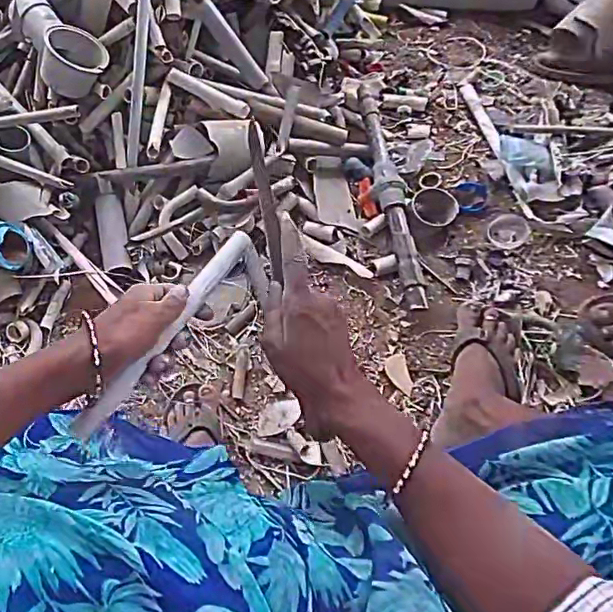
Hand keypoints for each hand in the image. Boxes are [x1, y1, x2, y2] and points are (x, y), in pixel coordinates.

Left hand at [90, 283, 189, 375]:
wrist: (88, 365)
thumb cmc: (121, 336)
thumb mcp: (154, 317)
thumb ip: (173, 305)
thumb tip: (185, 290)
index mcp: (145, 297)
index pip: (175, 294)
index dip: (192, 305)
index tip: (206, 317)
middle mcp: (140, 314)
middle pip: (172, 325)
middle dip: (177, 340)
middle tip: (176, 346)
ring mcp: (134, 336)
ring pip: (162, 347)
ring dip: (165, 359)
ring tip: (157, 366)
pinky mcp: (129, 356)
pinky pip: (149, 362)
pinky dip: (151, 370)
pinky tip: (148, 376)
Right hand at [258, 242, 373, 439]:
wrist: (338, 392)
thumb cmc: (303, 371)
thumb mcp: (271, 341)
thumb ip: (270, 309)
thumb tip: (273, 289)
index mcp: (300, 300)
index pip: (292, 259)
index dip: (286, 237)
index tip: (283, 219)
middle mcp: (321, 298)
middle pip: (297, 285)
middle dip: (286, 301)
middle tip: (280, 329)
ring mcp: (334, 307)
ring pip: (307, 302)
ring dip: (300, 316)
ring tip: (296, 345)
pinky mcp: (342, 318)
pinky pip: (319, 313)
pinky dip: (311, 325)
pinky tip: (308, 347)